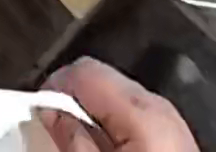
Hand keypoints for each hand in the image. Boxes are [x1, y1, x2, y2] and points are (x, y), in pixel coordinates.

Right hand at [40, 58, 198, 151]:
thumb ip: (73, 143)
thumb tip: (51, 113)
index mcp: (140, 110)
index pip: (84, 71)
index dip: (55, 86)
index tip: (38, 112)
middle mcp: (158, 105)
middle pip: (101, 78)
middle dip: (73, 97)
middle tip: (53, 127)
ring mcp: (172, 122)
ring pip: (116, 95)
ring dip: (92, 111)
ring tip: (77, 142)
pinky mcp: (177, 140)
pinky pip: (134, 116)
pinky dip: (114, 124)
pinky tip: (106, 150)